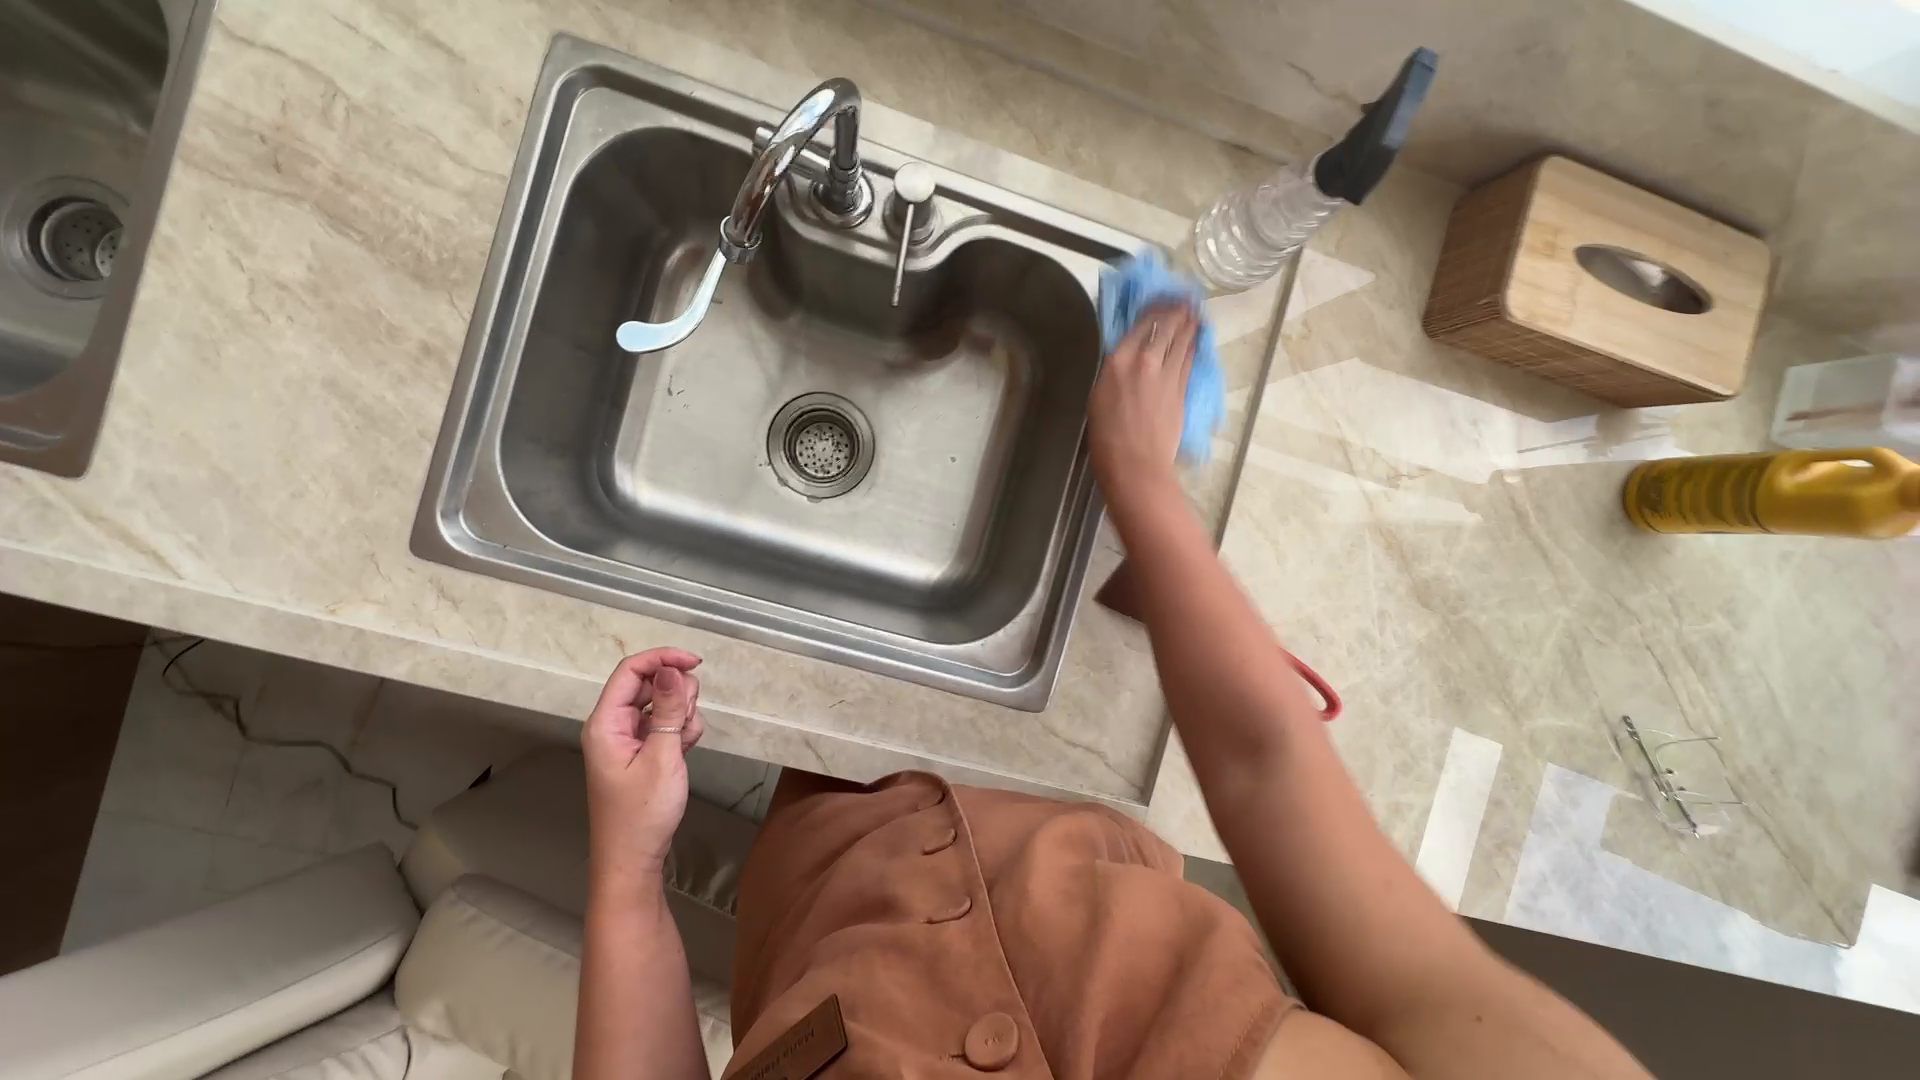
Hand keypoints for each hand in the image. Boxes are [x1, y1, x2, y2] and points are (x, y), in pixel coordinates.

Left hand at [581, 648, 704, 884]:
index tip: (696, 663)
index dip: (662, 658)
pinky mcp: (642, 751)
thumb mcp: (662, 757)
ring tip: (685, 743)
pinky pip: (666, 724)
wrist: (634, 860)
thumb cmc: (642, 813)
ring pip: (661, 703)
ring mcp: (628, 739)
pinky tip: (686, 750)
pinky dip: (681, 730)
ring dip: (682, 714)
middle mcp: (613, 725)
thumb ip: (667, 710)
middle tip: (687, 721)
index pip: (631, 670)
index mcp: (605, 723)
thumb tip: (671, 669)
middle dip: (677, 693)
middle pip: (649, 684)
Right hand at [1088, 302, 1198, 500]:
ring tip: (1194, 311)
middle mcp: (1144, 360)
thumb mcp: (1098, 398)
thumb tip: (1124, 359)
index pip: (1140, 324)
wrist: (1135, 465)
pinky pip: (1189, 358)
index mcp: (1117, 362)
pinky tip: (1196, 337)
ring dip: (1189, 323)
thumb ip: (1113, 372)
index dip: (1153, 309)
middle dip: (1176, 310)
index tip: (1159, 299)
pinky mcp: (1182, 389)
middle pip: (1166, 326)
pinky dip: (1193, 344)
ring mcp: (1167, 374)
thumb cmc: (1106, 439)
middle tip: (1183, 300)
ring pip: (1182, 339)